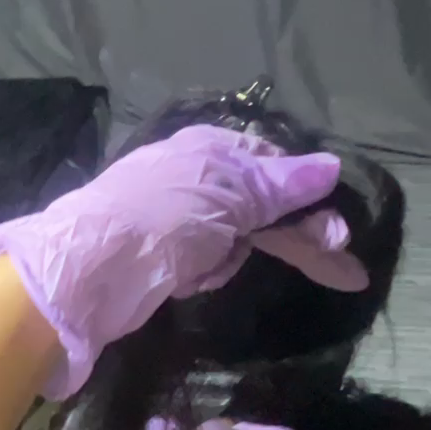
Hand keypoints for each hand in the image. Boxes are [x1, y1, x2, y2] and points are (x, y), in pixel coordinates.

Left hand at [0, 125, 342, 398]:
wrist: (86, 269)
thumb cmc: (161, 218)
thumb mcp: (228, 194)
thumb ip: (279, 184)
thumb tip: (330, 165)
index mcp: (210, 148)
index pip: (276, 168)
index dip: (310, 202)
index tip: (338, 237)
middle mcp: (194, 177)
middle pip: (262, 206)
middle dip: (296, 238)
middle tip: (343, 273)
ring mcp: (175, 218)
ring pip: (235, 241)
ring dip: (231, 259)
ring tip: (202, 268)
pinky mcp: (159, 255)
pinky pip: (205, 264)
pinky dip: (204, 274)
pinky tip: (185, 281)